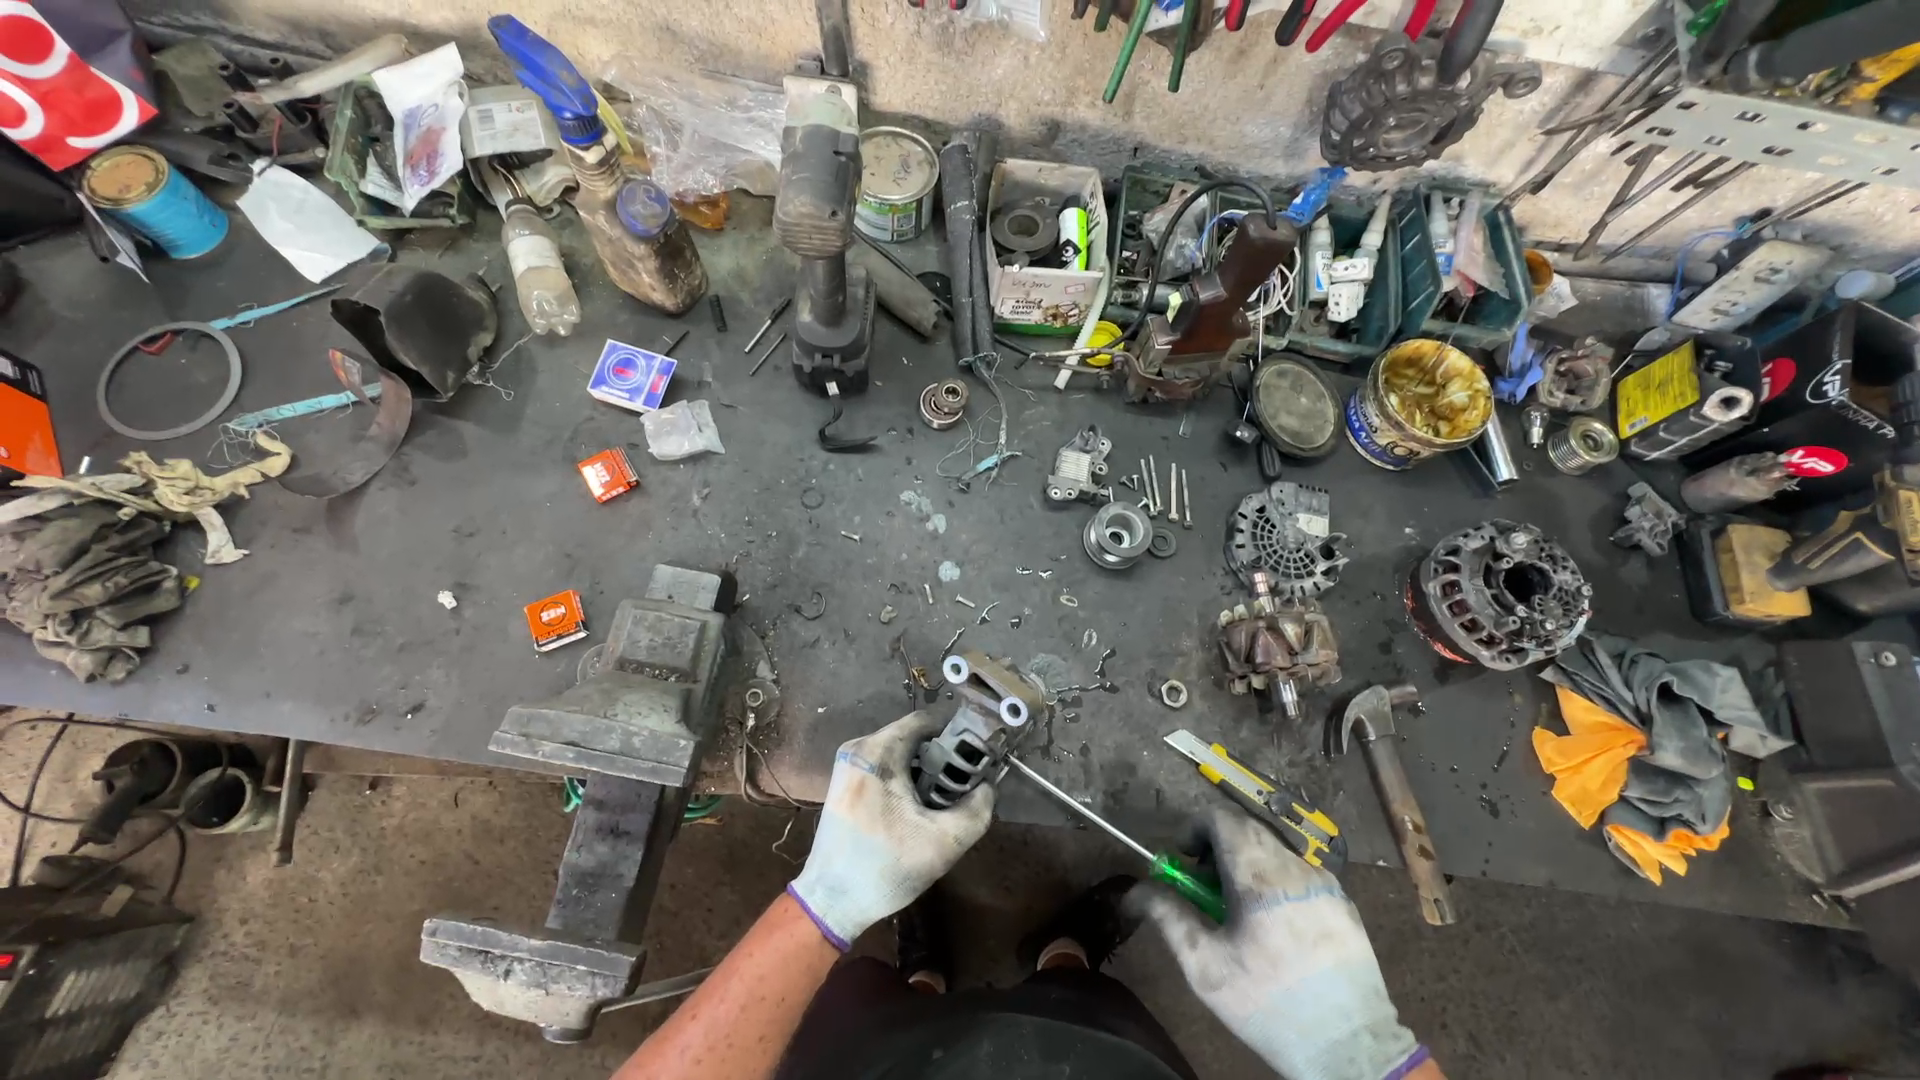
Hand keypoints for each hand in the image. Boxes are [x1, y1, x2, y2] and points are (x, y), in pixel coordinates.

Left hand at [787, 712, 994, 949]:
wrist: (831, 901)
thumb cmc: (885, 868)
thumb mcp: (943, 843)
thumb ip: (976, 810)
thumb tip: (987, 787)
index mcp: (877, 752)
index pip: (926, 720)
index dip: (957, 735)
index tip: (977, 760)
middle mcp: (859, 748)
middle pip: (914, 736)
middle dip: (942, 759)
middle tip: (961, 788)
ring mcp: (848, 764)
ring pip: (901, 753)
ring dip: (925, 772)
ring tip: (941, 803)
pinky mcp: (845, 782)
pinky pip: (885, 767)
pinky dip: (906, 780)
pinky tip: (916, 811)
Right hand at [1133, 811, 1428, 1079]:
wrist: (1350, 1048)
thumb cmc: (1268, 1004)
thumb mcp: (1205, 966)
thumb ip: (1168, 916)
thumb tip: (1135, 890)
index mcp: (1258, 876)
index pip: (1221, 817)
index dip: (1195, 828)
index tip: (1186, 860)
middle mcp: (1295, 867)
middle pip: (1247, 829)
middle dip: (1219, 847)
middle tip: (1207, 889)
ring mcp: (1325, 883)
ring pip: (1274, 850)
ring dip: (1248, 863)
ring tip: (1240, 910)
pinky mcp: (1344, 902)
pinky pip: (1299, 873)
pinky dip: (1276, 881)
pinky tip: (1275, 925)